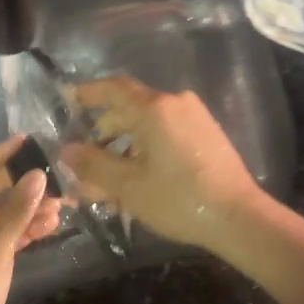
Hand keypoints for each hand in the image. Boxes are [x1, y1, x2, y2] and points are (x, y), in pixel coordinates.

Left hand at [0, 135, 62, 303]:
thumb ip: (16, 211)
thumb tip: (36, 173)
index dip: (1, 153)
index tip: (28, 138)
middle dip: (23, 186)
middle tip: (54, 177)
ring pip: (1, 215)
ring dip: (27, 210)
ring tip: (60, 206)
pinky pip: (3, 236)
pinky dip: (24, 230)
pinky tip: (49, 227)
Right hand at [59, 75, 264, 251]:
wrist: (237, 215)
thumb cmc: (179, 199)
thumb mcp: (129, 186)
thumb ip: (93, 165)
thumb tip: (66, 150)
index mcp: (155, 108)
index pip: (114, 88)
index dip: (89, 92)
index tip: (68, 100)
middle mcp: (175, 102)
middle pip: (130, 107)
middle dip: (104, 132)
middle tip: (84, 160)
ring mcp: (194, 116)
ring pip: (148, 123)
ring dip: (124, 145)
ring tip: (108, 180)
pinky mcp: (205, 132)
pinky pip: (166, 130)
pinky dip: (145, 147)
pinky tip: (138, 177)